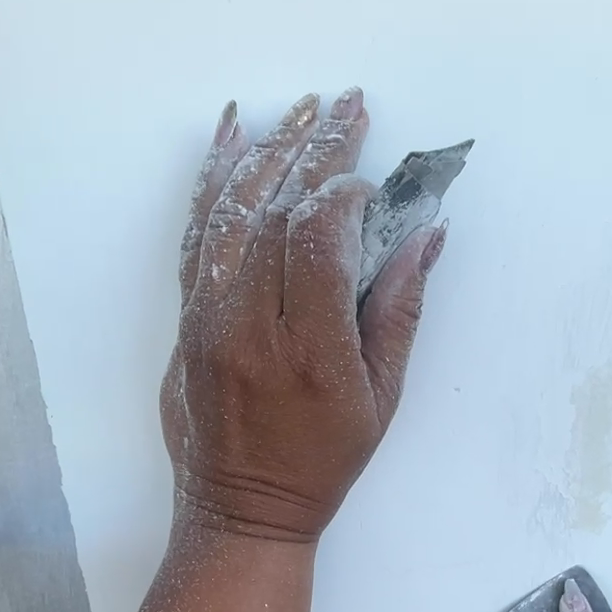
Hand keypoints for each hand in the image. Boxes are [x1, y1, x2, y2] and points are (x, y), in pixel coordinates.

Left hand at [163, 90, 448, 542]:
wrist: (244, 504)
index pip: (319, 239)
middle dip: (313, 149)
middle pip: (274, 211)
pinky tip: (230, 143)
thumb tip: (425, 238)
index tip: (368, 179)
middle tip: (344, 106)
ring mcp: (209, 321)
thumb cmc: (323, 461)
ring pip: (229, 213)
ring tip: (298, 111)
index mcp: (311, 351)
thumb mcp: (382, 398)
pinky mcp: (186, 321)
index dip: (345, 192)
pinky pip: (196, 238)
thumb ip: (399, 313)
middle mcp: (251, 327)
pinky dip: (213, 184)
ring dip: (266, 152)